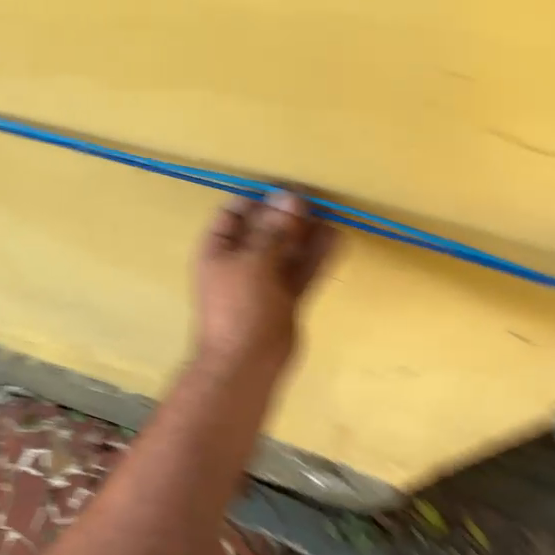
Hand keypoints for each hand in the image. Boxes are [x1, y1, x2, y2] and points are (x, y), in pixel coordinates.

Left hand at [192, 189, 336, 378]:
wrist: (245, 365)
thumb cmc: (238, 307)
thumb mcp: (252, 261)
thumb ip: (272, 229)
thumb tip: (290, 196)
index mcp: (218, 248)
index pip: (235, 212)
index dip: (259, 199)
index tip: (287, 188)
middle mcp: (240, 260)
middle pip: (265, 229)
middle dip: (288, 214)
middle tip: (318, 197)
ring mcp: (264, 280)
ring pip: (288, 249)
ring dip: (308, 233)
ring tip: (334, 213)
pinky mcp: (286, 298)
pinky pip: (303, 271)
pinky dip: (318, 256)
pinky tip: (337, 239)